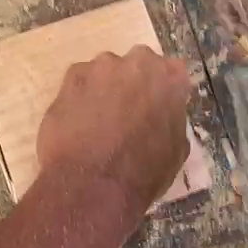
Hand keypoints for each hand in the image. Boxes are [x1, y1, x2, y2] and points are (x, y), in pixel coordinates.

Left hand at [35, 46, 191, 207]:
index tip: (156, 108)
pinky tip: (77, 123)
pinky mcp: (71, 76)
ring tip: (97, 122)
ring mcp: (102, 66)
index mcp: (170, 78)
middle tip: (126, 114)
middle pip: (137, 66)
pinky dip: (79, 97)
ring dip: (104, 89)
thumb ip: (172, 120)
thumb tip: (163, 118)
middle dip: (133, 84)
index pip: (172, 73)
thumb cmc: (144, 173)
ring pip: (106, 72)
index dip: (162, 91)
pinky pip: (79, 82)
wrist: (93, 184)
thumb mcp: (176, 150)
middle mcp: (138, 62)